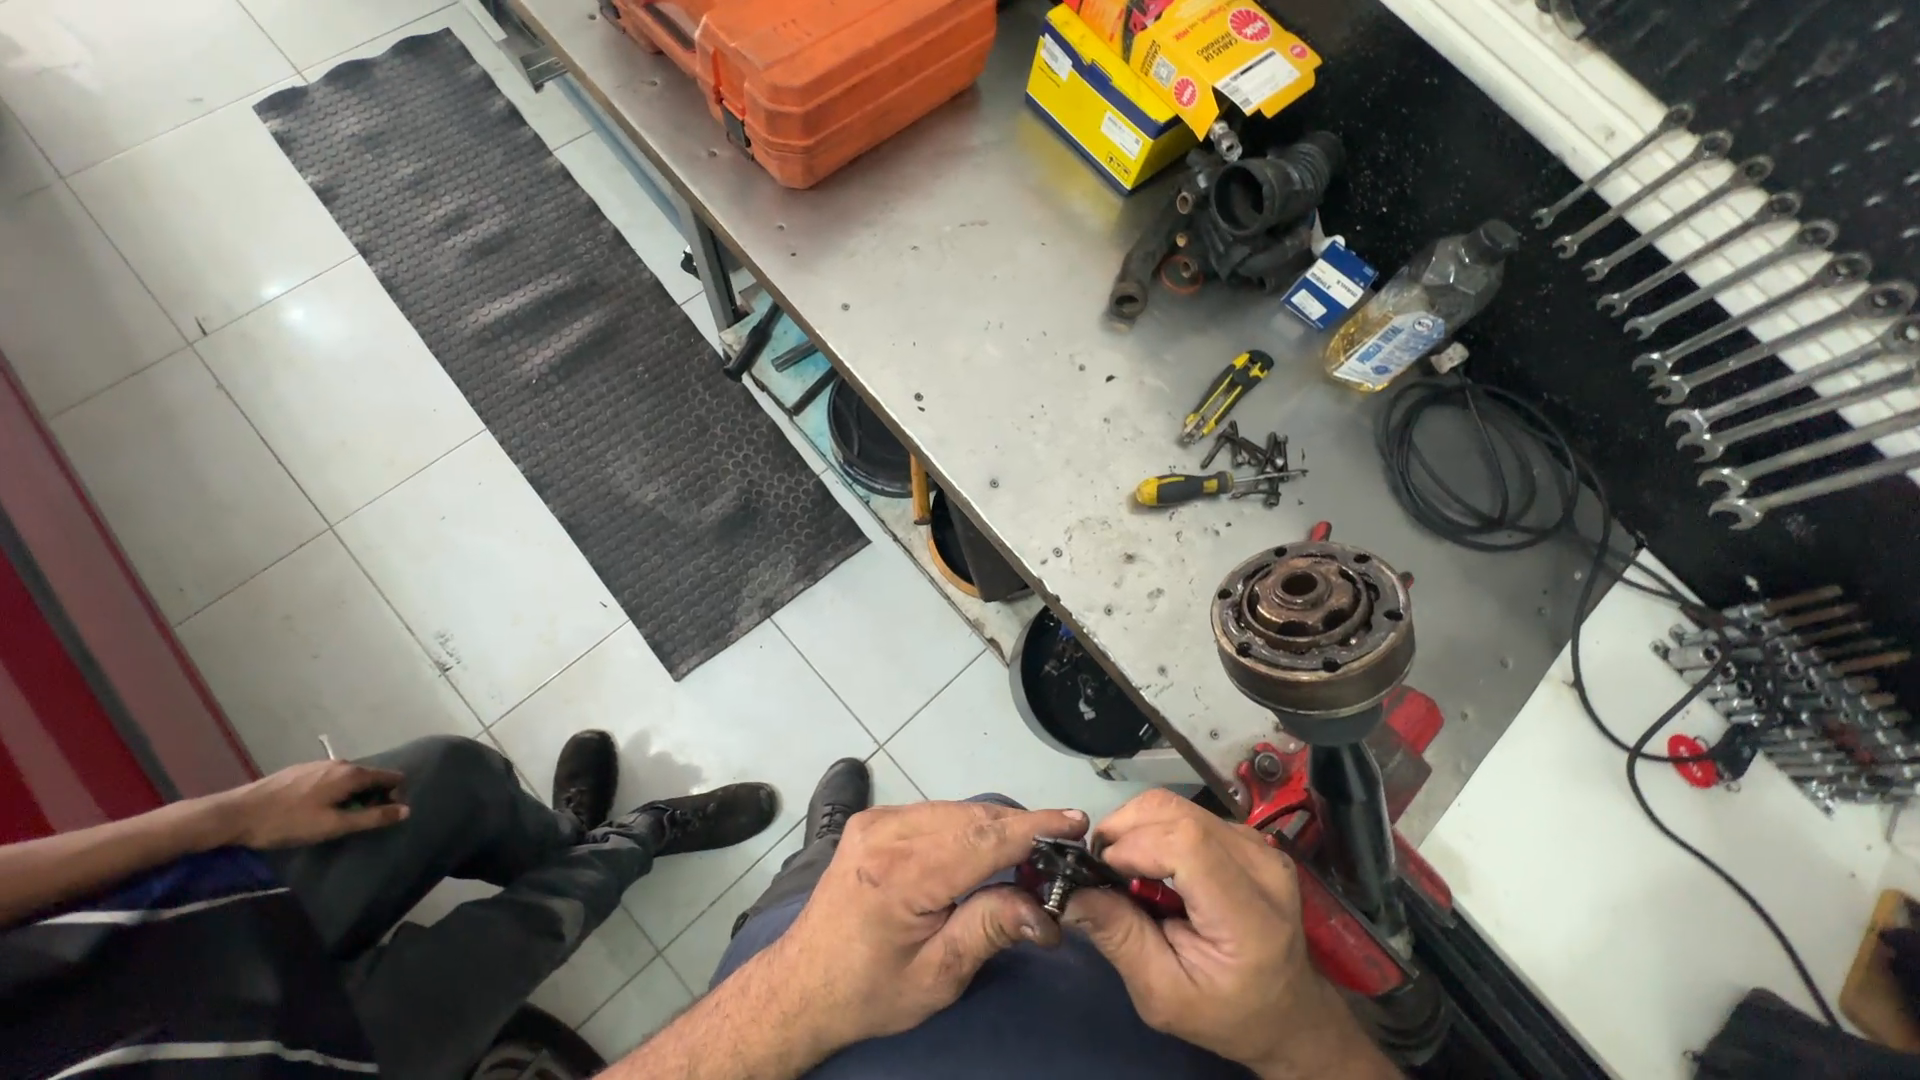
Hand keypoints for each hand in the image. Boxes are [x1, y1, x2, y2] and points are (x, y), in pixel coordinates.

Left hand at [200, 761, 409, 849]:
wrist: (233, 814)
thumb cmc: (286, 822)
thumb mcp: (333, 825)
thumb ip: (372, 817)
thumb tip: (406, 810)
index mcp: (352, 774)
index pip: (392, 777)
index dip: (394, 796)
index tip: (381, 816)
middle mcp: (340, 763)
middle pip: (370, 777)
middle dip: (372, 797)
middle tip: (354, 822)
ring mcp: (317, 765)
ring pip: (348, 778)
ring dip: (351, 795)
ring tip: (332, 817)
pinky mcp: (299, 770)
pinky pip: (329, 778)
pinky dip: (333, 791)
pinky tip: (312, 809)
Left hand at [764, 800, 1086, 1051]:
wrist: (802, 984)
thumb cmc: (870, 990)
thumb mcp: (937, 976)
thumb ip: (989, 930)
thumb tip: (1046, 911)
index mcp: (900, 874)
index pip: (983, 839)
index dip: (1033, 828)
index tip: (1075, 820)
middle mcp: (886, 833)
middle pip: (972, 818)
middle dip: (1020, 828)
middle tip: (1062, 846)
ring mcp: (876, 821)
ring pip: (955, 810)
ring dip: (995, 826)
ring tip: (1032, 848)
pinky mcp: (872, 821)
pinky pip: (935, 813)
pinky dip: (967, 826)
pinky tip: (986, 847)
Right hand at [1065, 790, 1391, 1078]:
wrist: (1288, 1012)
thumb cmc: (1226, 1013)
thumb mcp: (1163, 996)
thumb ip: (1120, 939)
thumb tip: (1072, 893)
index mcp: (1248, 916)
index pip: (1188, 845)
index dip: (1135, 846)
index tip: (1104, 873)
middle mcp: (1260, 867)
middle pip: (1177, 813)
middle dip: (1124, 829)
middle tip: (1101, 867)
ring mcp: (1258, 847)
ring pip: (1177, 806)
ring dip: (1136, 827)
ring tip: (1123, 867)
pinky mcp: (1248, 838)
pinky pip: (1187, 814)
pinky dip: (1154, 828)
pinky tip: (1150, 864)